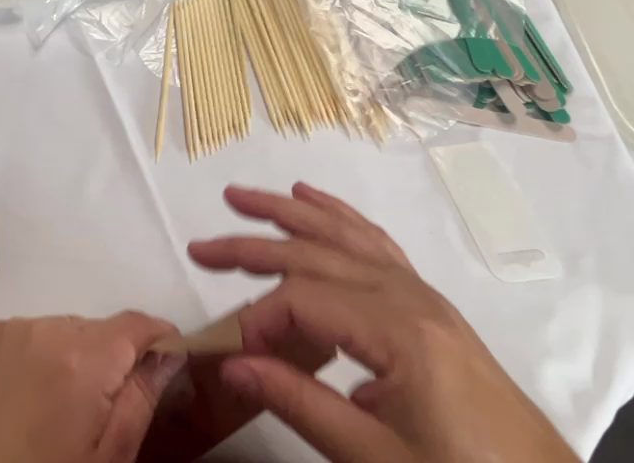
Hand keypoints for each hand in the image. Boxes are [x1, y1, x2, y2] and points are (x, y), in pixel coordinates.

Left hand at [0, 312, 184, 462]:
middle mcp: (50, 328)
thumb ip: (142, 398)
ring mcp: (18, 327)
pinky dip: (51, 353)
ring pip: (72, 329)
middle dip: (118, 357)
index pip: (137, 323)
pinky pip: (40, 332)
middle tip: (113, 406)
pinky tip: (42, 394)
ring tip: (71, 406)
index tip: (172, 361)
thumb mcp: (110, 454)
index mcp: (84, 358)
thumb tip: (170, 354)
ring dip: (83, 355)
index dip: (161, 339)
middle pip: (103, 328)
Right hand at [181, 183, 579, 462]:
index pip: (303, 301)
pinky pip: (377, 245)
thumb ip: (299, 404)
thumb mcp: (377, 461)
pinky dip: (340, 218)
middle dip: (253, 246)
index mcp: (400, 333)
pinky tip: (315, 201)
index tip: (228, 352)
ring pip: (345, 236)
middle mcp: (411, 299)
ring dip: (290, 213)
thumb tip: (228, 363)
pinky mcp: (432, 307)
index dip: (258, 320)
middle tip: (200, 248)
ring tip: (242, 197)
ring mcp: (426, 297)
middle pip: (316, 254)